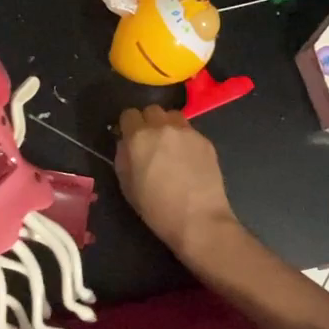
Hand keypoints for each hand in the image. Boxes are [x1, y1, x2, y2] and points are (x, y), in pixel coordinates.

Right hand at [115, 107, 242, 260]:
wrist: (198, 219)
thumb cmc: (157, 208)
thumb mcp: (127, 186)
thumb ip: (123, 157)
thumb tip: (126, 144)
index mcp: (139, 137)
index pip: (128, 114)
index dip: (127, 125)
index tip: (129, 137)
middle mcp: (163, 127)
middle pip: (152, 110)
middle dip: (148, 122)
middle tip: (149, 142)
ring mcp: (187, 132)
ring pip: (173, 116)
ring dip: (167, 126)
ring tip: (170, 146)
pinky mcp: (205, 140)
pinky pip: (190, 131)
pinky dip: (185, 139)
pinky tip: (188, 159)